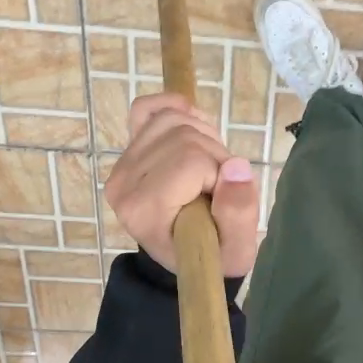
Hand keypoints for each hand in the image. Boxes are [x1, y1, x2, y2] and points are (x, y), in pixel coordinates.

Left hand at [106, 93, 259, 277]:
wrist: (189, 254)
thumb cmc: (213, 255)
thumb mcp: (236, 250)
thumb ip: (239, 214)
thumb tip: (236, 166)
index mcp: (145, 212)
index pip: (190, 161)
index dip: (219, 172)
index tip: (223, 198)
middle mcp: (124, 184)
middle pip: (183, 136)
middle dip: (215, 155)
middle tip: (221, 186)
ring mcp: (123, 164)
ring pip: (172, 118)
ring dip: (204, 136)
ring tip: (212, 167)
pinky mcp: (130, 150)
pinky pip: (145, 110)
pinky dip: (173, 107)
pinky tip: (194, 122)